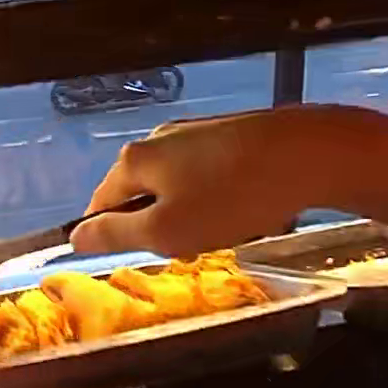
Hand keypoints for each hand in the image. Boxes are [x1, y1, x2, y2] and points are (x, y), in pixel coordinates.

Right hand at [70, 105, 387, 255]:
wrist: (313, 152)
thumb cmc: (231, 198)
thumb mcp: (165, 230)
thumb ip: (115, 234)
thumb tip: (74, 237)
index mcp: (132, 160)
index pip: (99, 203)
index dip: (109, 234)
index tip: (137, 256)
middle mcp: (154, 139)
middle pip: (136, 191)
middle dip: (152, 222)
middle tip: (184, 247)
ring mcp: (191, 131)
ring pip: (170, 183)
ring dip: (182, 210)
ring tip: (218, 229)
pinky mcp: (225, 132)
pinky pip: (200, 172)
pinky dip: (210, 194)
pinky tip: (240, 206)